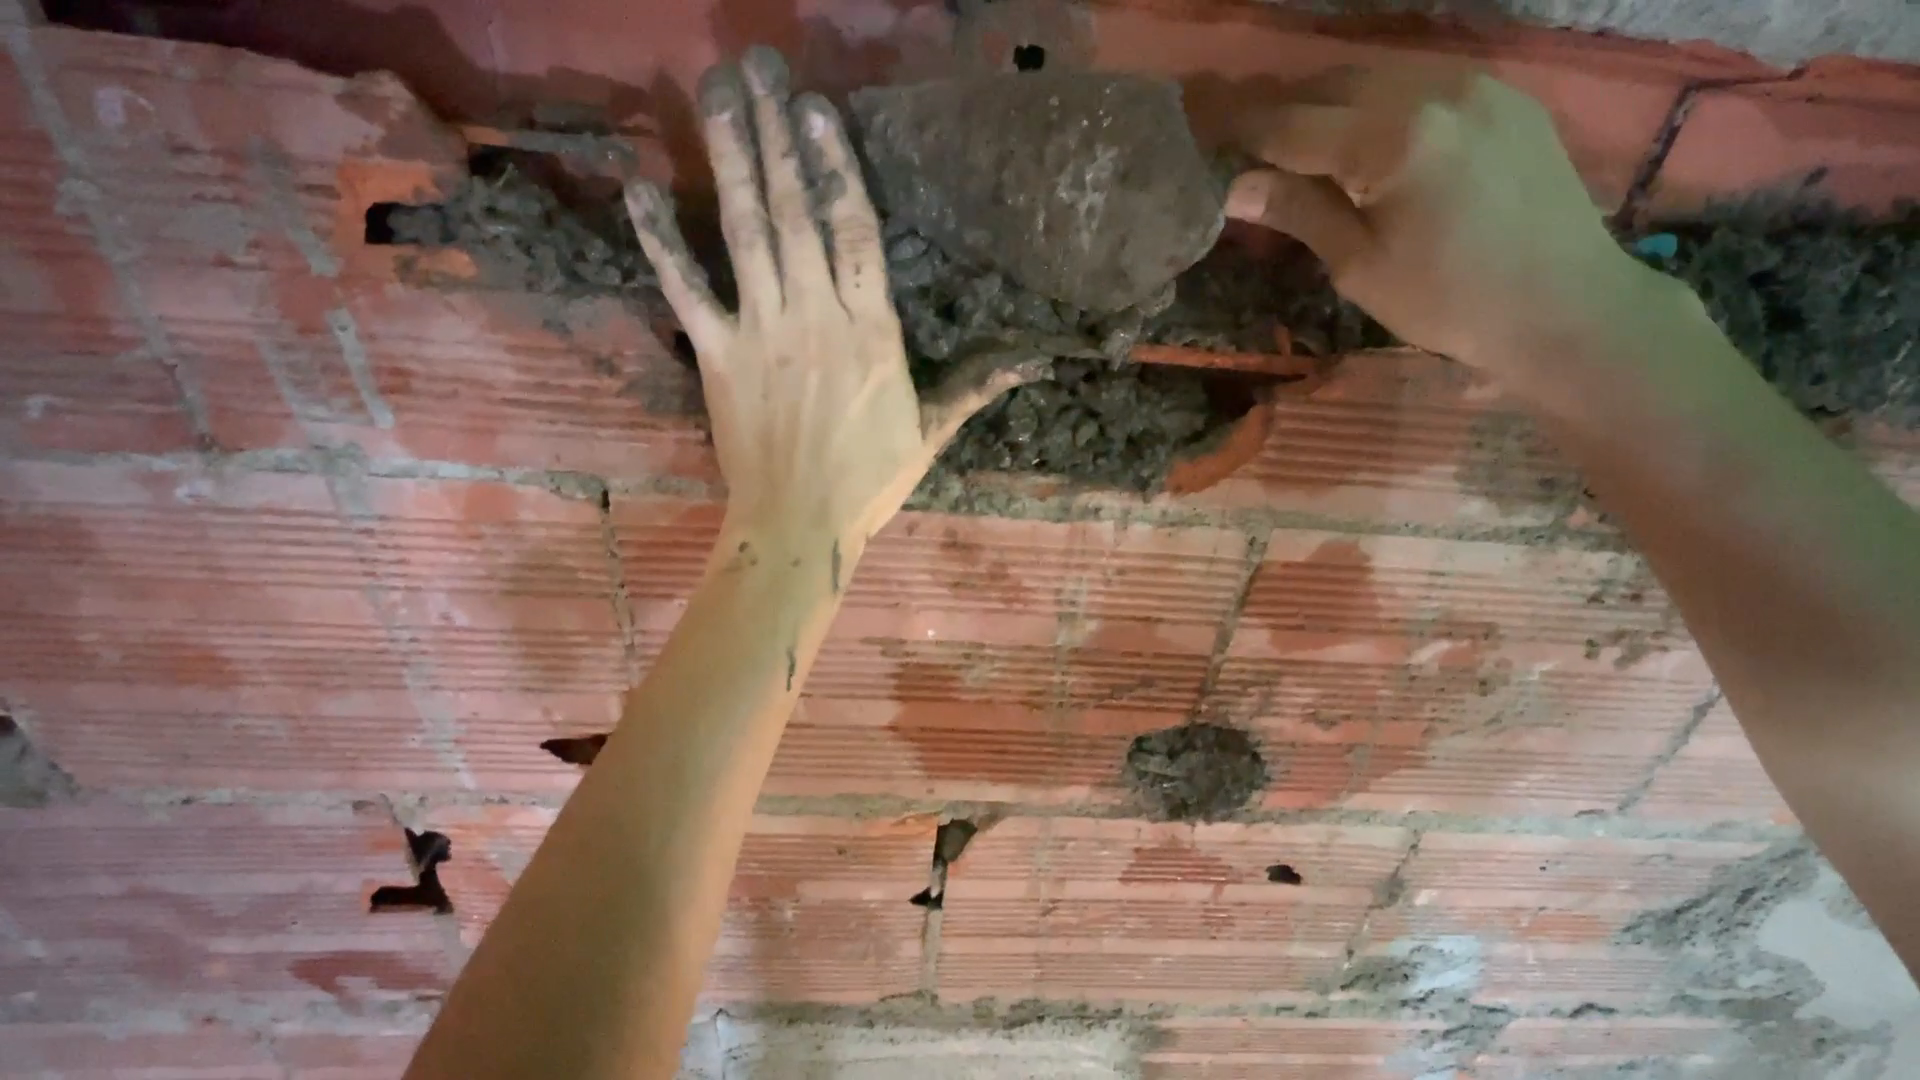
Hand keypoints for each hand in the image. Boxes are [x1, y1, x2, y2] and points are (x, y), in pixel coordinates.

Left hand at [624, 48, 1038, 546]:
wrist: (797, 525)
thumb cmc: (869, 481)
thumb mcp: (931, 431)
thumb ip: (976, 384)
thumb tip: (1036, 360)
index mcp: (871, 331)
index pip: (855, 231)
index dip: (837, 165)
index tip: (818, 108)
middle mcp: (813, 314)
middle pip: (795, 212)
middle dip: (777, 135)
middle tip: (757, 67)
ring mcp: (760, 329)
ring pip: (744, 231)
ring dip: (730, 158)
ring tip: (716, 94)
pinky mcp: (716, 353)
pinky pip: (684, 288)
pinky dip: (661, 240)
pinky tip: (640, 187)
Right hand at [1225, 67, 1646, 376]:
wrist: (1565, 306)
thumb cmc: (1450, 301)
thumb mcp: (1359, 265)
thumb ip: (1298, 211)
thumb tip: (1232, 186)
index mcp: (1392, 138)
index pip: (1292, 124)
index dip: (1241, 132)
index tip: (1201, 135)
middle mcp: (1435, 90)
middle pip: (1331, 85)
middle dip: (1280, 111)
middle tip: (1241, 142)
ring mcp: (1477, 85)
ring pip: (1376, 78)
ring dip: (1327, 104)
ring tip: (1295, 141)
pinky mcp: (1504, 96)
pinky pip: (1421, 84)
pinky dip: (1377, 104)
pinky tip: (1362, 138)